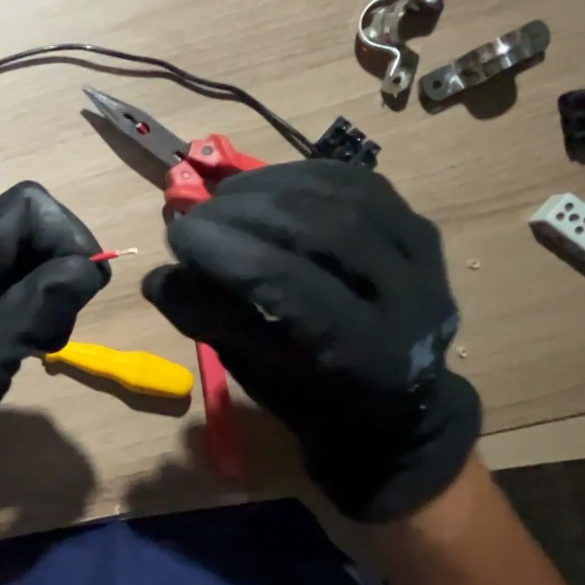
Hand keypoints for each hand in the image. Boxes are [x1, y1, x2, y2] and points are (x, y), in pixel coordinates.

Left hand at [0, 181, 108, 478]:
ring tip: (38, 344)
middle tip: (58, 326)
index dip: (69, 234)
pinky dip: (21, 308)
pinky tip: (20, 345)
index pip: (31, 205)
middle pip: (28, 234)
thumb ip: (45, 300)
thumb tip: (89, 268)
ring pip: (18, 262)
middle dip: (58, 273)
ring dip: (43, 297)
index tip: (84, 282)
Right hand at [141, 161, 479, 520]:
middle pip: (323, 229)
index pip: (288, 281)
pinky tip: (264, 184)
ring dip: (274, 187)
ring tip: (223, 196)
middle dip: (247, 212)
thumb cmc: (312, 401)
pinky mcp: (423, 231)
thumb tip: (159, 276)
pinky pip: (362, 185)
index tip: (177, 236)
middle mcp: (407, 300)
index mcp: (360, 352)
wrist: (394, 408)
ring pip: (345, 197)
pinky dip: (305, 176)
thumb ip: (209, 322)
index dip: (226, 251)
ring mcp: (424, 261)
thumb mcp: (256, 375)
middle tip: (196, 213)